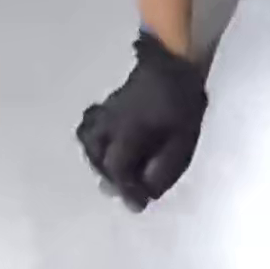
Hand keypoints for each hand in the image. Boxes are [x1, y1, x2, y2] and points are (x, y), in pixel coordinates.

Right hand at [76, 32, 208, 210]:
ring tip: (115, 172)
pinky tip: (108, 148)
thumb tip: (148, 191)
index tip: (139, 205)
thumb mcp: (182, 142)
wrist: (172, 62)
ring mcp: (105, 111)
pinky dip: (94, 141)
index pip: (117, 167)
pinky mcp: (107, 105)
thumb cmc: (182, 104)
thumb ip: (163, 168)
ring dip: (98, 160)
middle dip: (111, 177)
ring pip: (87, 140)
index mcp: (129, 131)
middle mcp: (110, 122)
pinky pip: (89, 125)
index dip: (126, 189)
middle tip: (128, 189)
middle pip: (96, 156)